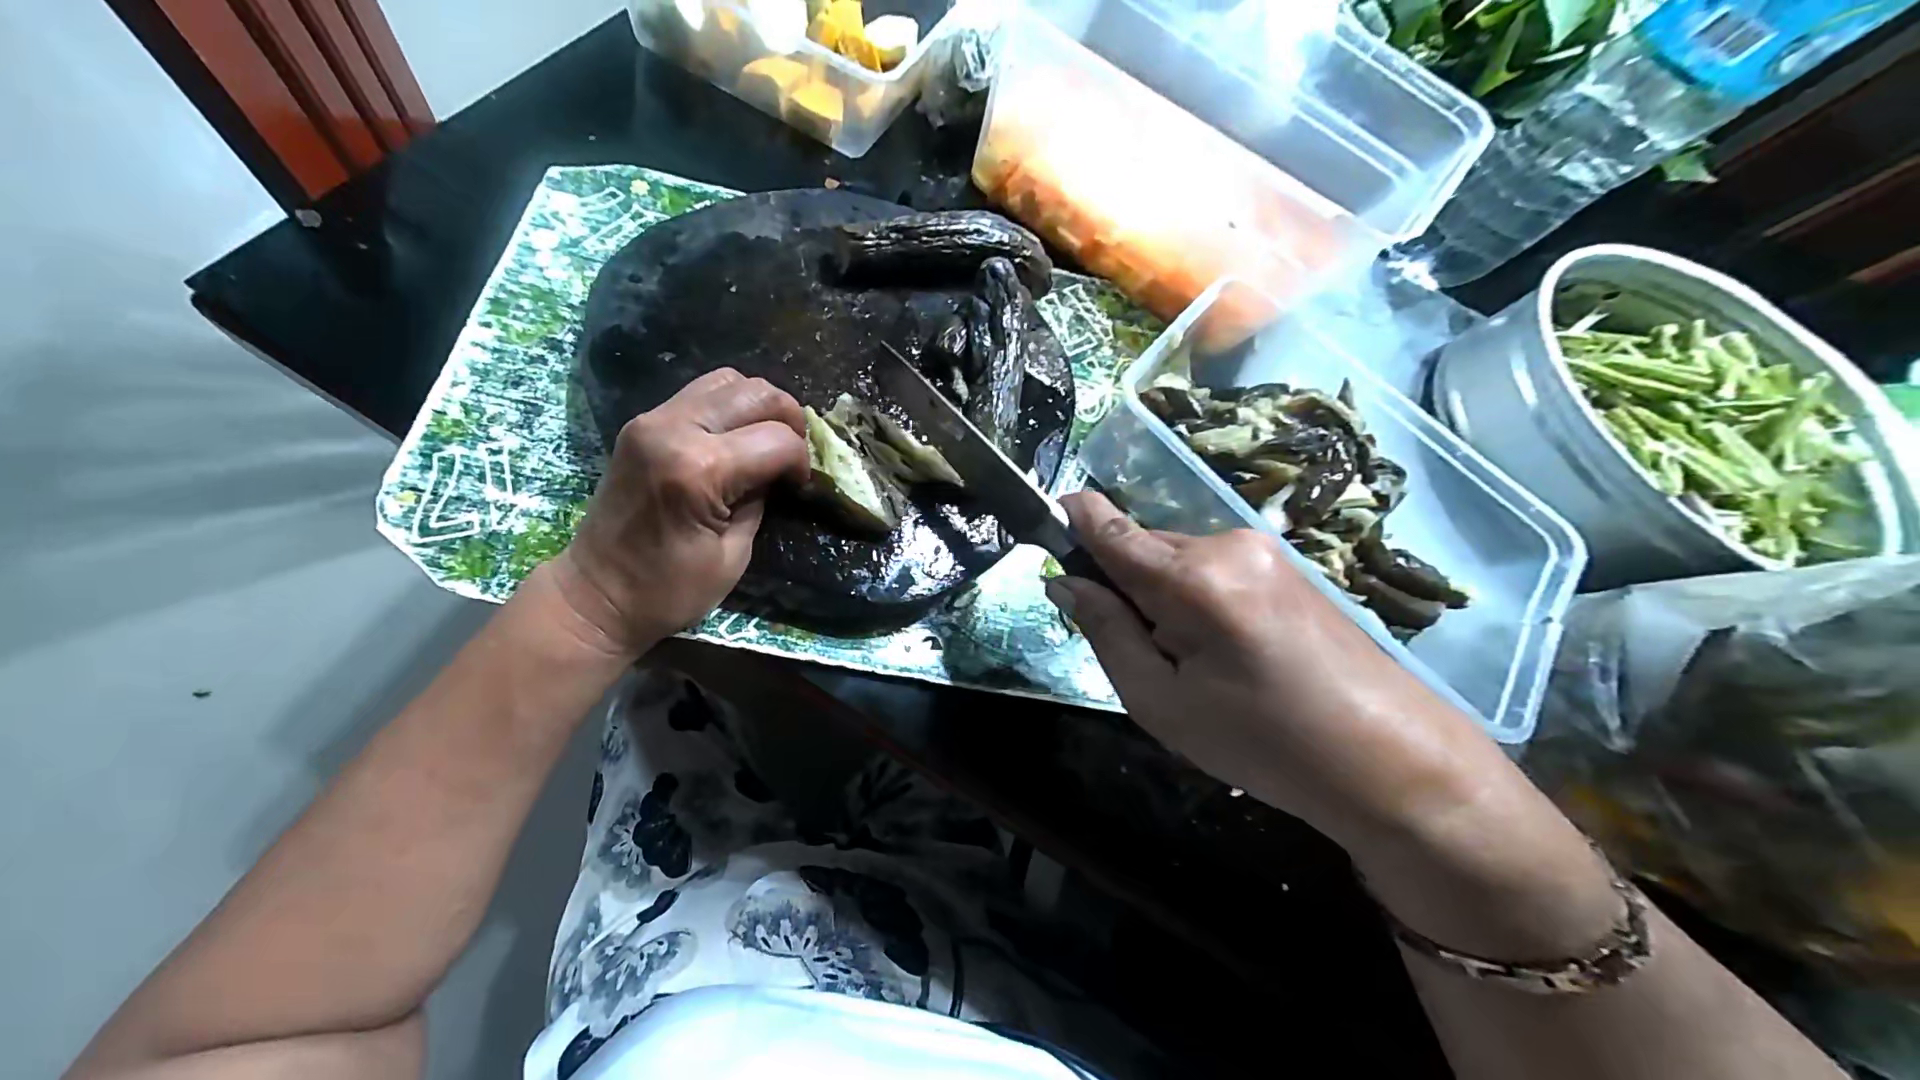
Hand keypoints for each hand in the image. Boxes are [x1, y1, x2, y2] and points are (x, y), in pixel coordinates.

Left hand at [548, 369, 808, 657]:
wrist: (595, 596)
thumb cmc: (669, 590)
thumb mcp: (734, 554)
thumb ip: (760, 499)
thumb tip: (780, 471)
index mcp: (699, 469)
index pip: (778, 440)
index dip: (801, 462)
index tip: (801, 487)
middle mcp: (673, 429)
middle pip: (755, 393)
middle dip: (788, 419)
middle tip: (793, 456)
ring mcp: (652, 420)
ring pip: (728, 381)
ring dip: (758, 407)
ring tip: (767, 442)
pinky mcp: (643, 424)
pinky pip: (701, 394)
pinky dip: (730, 408)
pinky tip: (737, 440)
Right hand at [1046, 492, 1511, 849]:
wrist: (1391, 760)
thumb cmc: (1263, 743)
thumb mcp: (1161, 702)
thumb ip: (1106, 631)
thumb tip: (1065, 582)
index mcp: (1192, 578)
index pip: (1108, 526)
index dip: (1070, 520)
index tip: (1046, 529)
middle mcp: (1226, 544)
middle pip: (1142, 546)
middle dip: (1122, 583)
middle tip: (1137, 650)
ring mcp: (1263, 550)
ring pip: (1176, 558)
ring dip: (1161, 596)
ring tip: (1191, 663)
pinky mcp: (1286, 564)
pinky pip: (1211, 567)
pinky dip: (1194, 598)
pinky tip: (1224, 651)